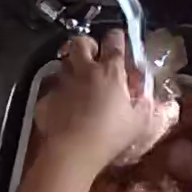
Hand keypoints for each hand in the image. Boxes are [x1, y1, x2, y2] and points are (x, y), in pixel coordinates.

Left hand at [32, 30, 151, 172]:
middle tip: (94, 60)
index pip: (114, 40)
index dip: (117, 39)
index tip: (119, 45)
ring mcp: (61, 85)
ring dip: (71, 70)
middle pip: (81, 42)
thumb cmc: (110, 136)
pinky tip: (63, 111)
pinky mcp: (45, 100)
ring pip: (63, 64)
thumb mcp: (139, 122)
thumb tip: (146, 95)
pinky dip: (58, 97)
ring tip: (79, 87)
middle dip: (87, 46)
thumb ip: (145, 103)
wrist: (72, 153)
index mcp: (109, 72)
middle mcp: (83, 72)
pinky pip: (51, 91)